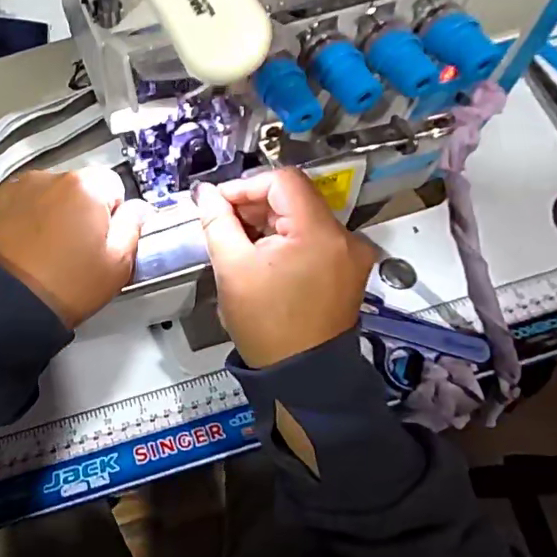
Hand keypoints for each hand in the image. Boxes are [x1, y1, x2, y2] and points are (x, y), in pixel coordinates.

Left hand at [0, 168, 149, 327]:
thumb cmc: (59, 288)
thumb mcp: (116, 266)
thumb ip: (132, 229)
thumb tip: (137, 211)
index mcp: (85, 188)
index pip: (112, 184)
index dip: (111, 213)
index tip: (103, 237)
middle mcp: (47, 180)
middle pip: (74, 188)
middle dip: (76, 213)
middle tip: (73, 252)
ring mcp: (13, 190)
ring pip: (41, 196)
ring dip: (45, 216)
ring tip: (42, 255)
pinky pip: (10, 207)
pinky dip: (15, 223)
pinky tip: (18, 252)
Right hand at [195, 169, 374, 366]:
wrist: (302, 375)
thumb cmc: (267, 325)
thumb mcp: (232, 268)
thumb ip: (217, 221)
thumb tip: (206, 193)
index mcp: (319, 233)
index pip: (282, 180)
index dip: (244, 186)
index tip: (219, 204)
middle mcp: (345, 237)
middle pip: (294, 197)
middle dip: (254, 205)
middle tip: (224, 224)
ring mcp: (350, 254)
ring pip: (302, 216)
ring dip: (268, 222)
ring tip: (240, 243)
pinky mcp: (348, 268)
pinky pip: (313, 237)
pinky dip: (285, 239)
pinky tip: (262, 257)